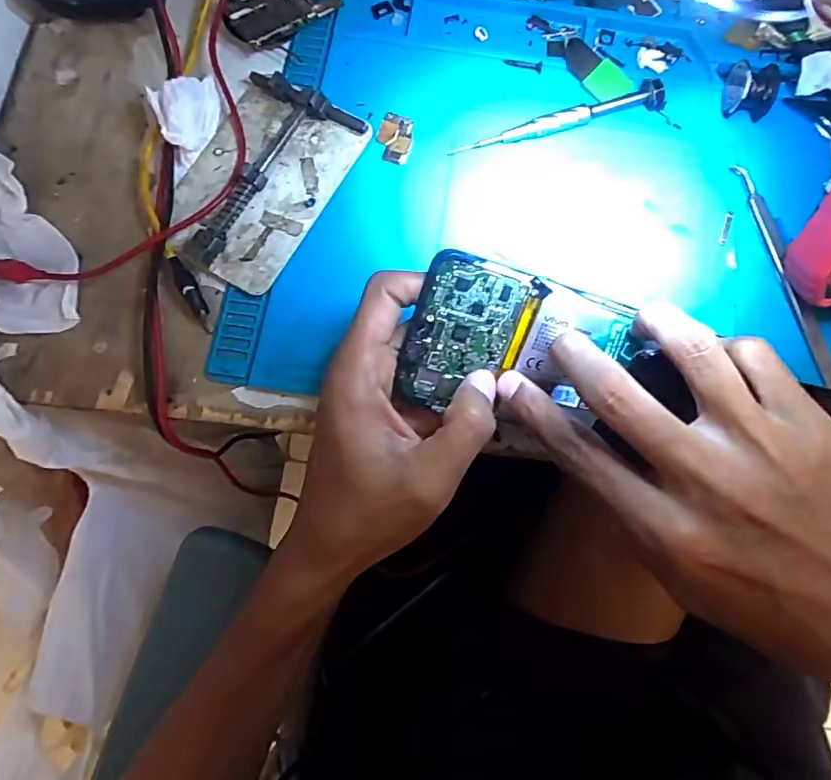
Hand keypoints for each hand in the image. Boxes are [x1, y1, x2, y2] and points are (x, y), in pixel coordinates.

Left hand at [280, 272, 496, 587]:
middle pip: (405, 318)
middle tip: (500, 327)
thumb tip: (489, 379)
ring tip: (500, 355)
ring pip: (413, 350)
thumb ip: (467, 427)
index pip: (383, 294)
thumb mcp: (430, 477)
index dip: (422, 281)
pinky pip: (413, 379)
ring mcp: (368, 387)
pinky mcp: (377, 406)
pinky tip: (480, 394)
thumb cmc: (369, 514)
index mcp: (359, 370)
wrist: (329, 548)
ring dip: (452, 352)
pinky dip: (444, 382)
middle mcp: (360, 368)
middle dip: (451, 318)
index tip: (468, 297)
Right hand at [496, 302, 830, 710]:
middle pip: (619, 395)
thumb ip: (636, 518)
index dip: (538, 412)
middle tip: (561, 333)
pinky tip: (721, 356)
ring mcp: (760, 441)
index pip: (581, 456)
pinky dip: (727, 347)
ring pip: (693, 352)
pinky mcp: (806, 418)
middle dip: (576, 354)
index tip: (512, 383)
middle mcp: (706, 478)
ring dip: (656, 322)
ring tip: (644, 316)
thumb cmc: (775, 608)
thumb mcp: (686, 583)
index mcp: (669, 531)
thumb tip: (597, 454)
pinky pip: (752, 355)